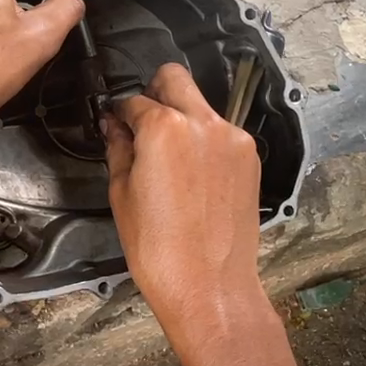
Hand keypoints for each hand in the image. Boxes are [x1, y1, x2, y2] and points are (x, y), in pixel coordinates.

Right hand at [104, 63, 267, 341]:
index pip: (134, 100)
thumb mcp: (121, 194)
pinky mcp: (250, 158)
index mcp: (164, 128)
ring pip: (201, 106)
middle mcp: (204, 122)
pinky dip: (204, 142)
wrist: (208, 286)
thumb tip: (115, 126)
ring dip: (182, 119)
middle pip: (175, 79)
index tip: (114, 125)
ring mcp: (233, 138)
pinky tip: (192, 177)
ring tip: (168, 160)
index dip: (119, 113)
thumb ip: (119, 148)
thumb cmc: (157, 248)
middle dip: (154, 93)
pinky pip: (222, 133)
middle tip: (141, 123)